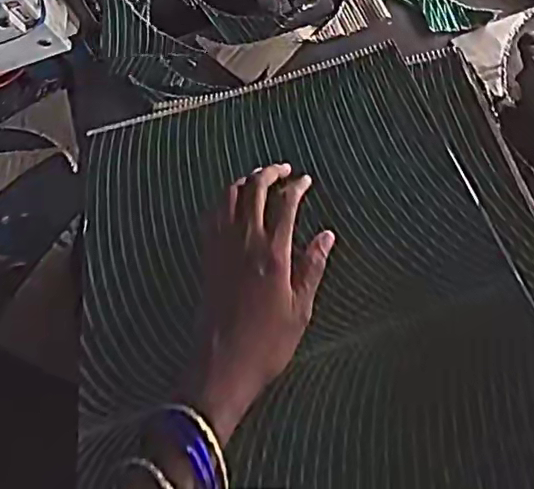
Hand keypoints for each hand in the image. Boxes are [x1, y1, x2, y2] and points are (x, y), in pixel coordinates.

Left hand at [180, 163, 335, 440]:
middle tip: (283, 170)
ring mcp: (221, 244)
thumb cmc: (266, 342)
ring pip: (229, 195)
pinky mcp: (207, 253)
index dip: (297, 186)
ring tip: (258, 179)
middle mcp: (244, 239)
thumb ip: (312, 266)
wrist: (221, 363)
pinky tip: (230, 202)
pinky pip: (212, 213)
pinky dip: (223, 199)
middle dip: (270, 172)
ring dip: (245, 181)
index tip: (305, 180)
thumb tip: (327, 235)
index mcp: (272, 252)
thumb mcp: (300, 309)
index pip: (285, 203)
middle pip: (254, 189)